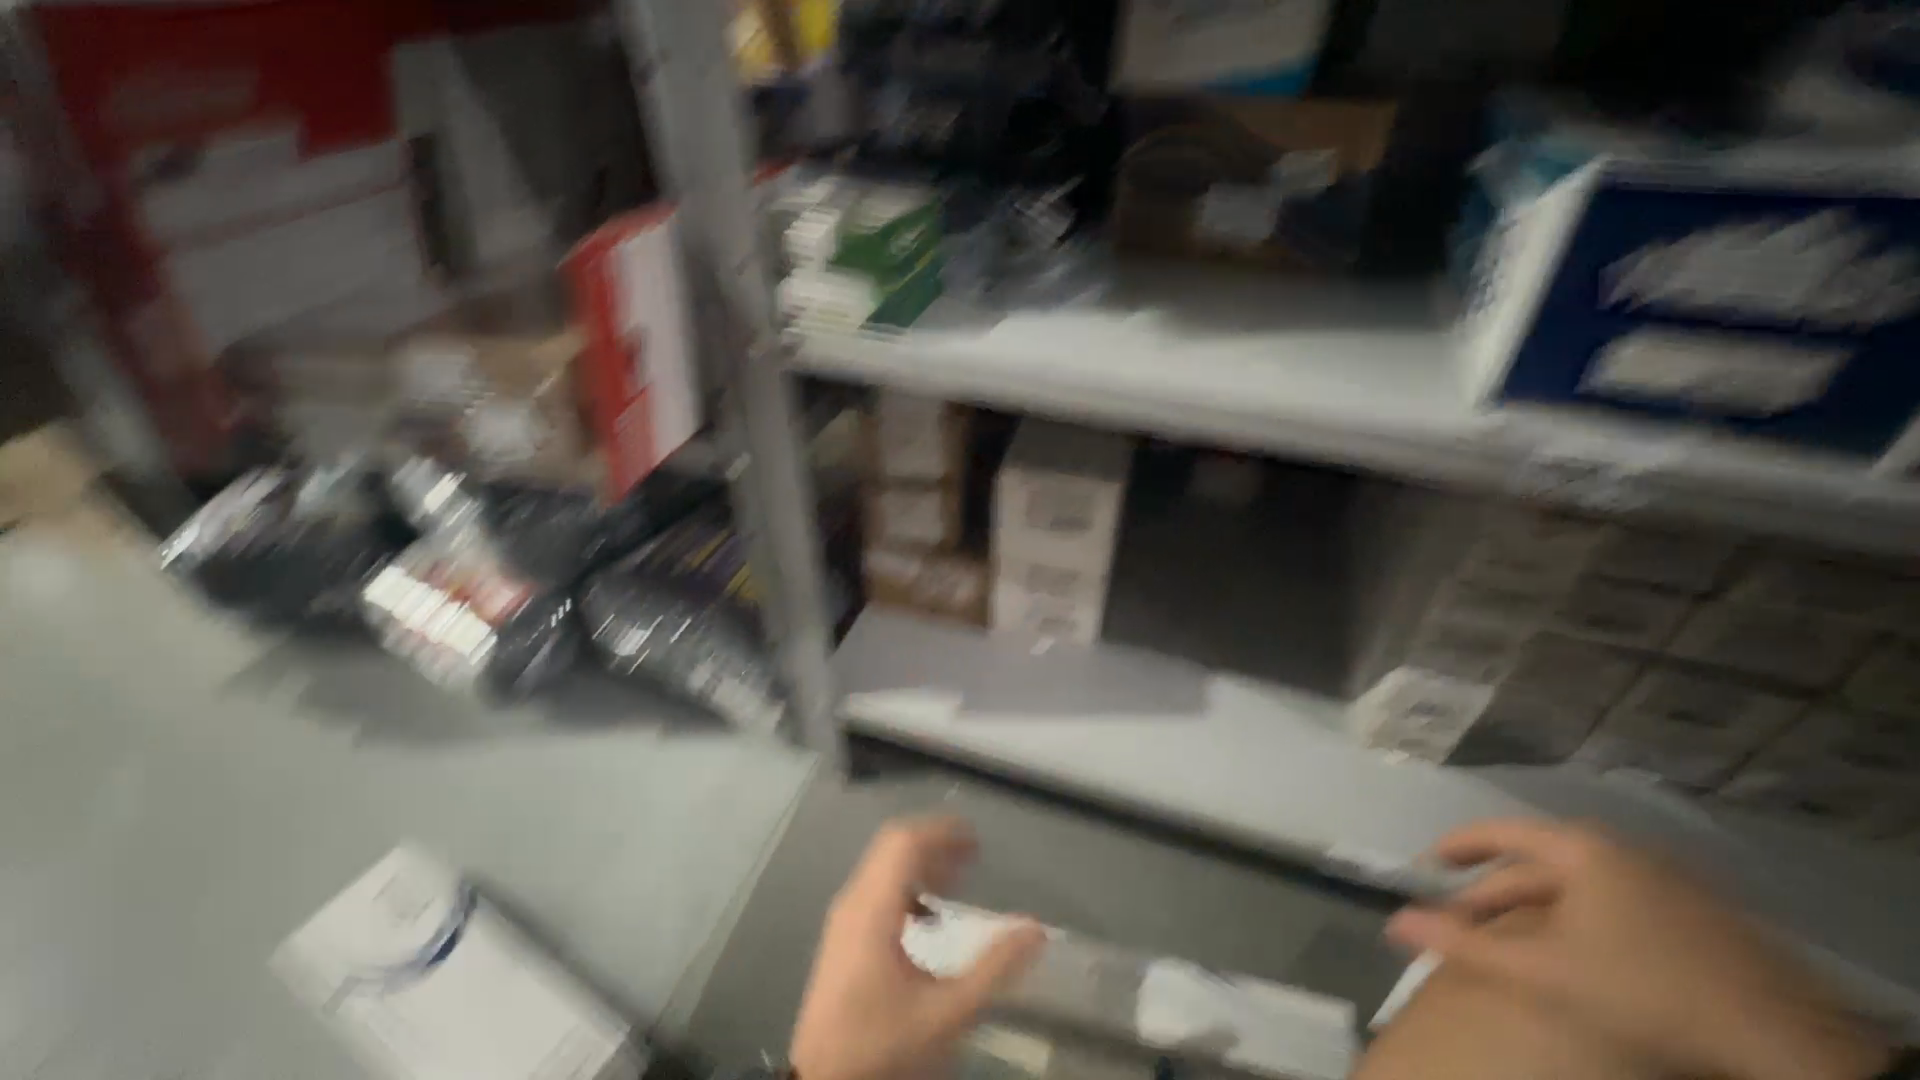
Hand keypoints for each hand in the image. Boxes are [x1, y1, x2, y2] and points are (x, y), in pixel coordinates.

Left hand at [790, 817, 1046, 1079]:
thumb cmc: (882, 1045)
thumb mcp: (946, 1013)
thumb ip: (993, 969)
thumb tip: (1035, 930)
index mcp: (872, 910)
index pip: (903, 843)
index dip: (940, 832)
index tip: (976, 838)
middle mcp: (852, 903)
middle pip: (892, 849)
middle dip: (935, 845)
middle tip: (974, 857)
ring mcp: (843, 920)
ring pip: (882, 868)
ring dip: (921, 866)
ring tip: (958, 883)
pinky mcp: (842, 938)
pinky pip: (875, 890)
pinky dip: (905, 887)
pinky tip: (930, 918)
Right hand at [1387, 821, 1891, 1079]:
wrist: (1778, 1034)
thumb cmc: (1640, 987)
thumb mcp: (1540, 969)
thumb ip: (1461, 942)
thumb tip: (1392, 921)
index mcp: (1580, 849)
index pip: (1500, 831)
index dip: (1458, 846)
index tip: (1428, 864)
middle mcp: (1620, 849)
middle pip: (1539, 861)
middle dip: (1496, 889)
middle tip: (1466, 917)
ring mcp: (1664, 876)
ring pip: (1579, 882)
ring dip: (1538, 904)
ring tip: (1515, 937)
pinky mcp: (1697, 908)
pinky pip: (1616, 897)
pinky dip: (1581, 914)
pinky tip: (1580, 950)